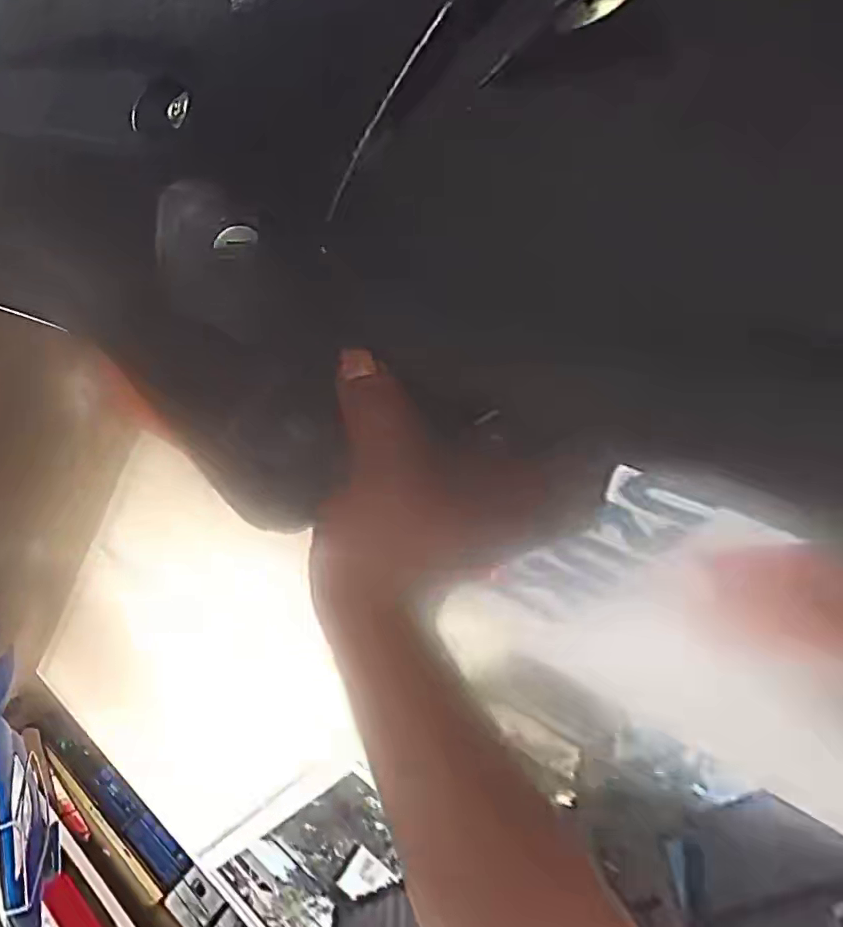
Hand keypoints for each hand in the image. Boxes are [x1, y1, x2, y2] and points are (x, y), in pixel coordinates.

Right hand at [311, 349, 598, 617]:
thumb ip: (376, 405)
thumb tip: (357, 353)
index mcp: (558, 485)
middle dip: (488, 383)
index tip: (500, 333)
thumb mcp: (384, 464)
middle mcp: (547, 488)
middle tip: (455, 338)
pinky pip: (464, 447)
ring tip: (426, 361)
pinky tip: (410, 402)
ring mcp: (507, 496)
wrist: (359, 593)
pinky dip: (440, 426)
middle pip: (525, 415)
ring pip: (490, 431)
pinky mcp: (468, 499)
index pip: (569, 406)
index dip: (534, 369)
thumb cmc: (391, 536)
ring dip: (458, 404)